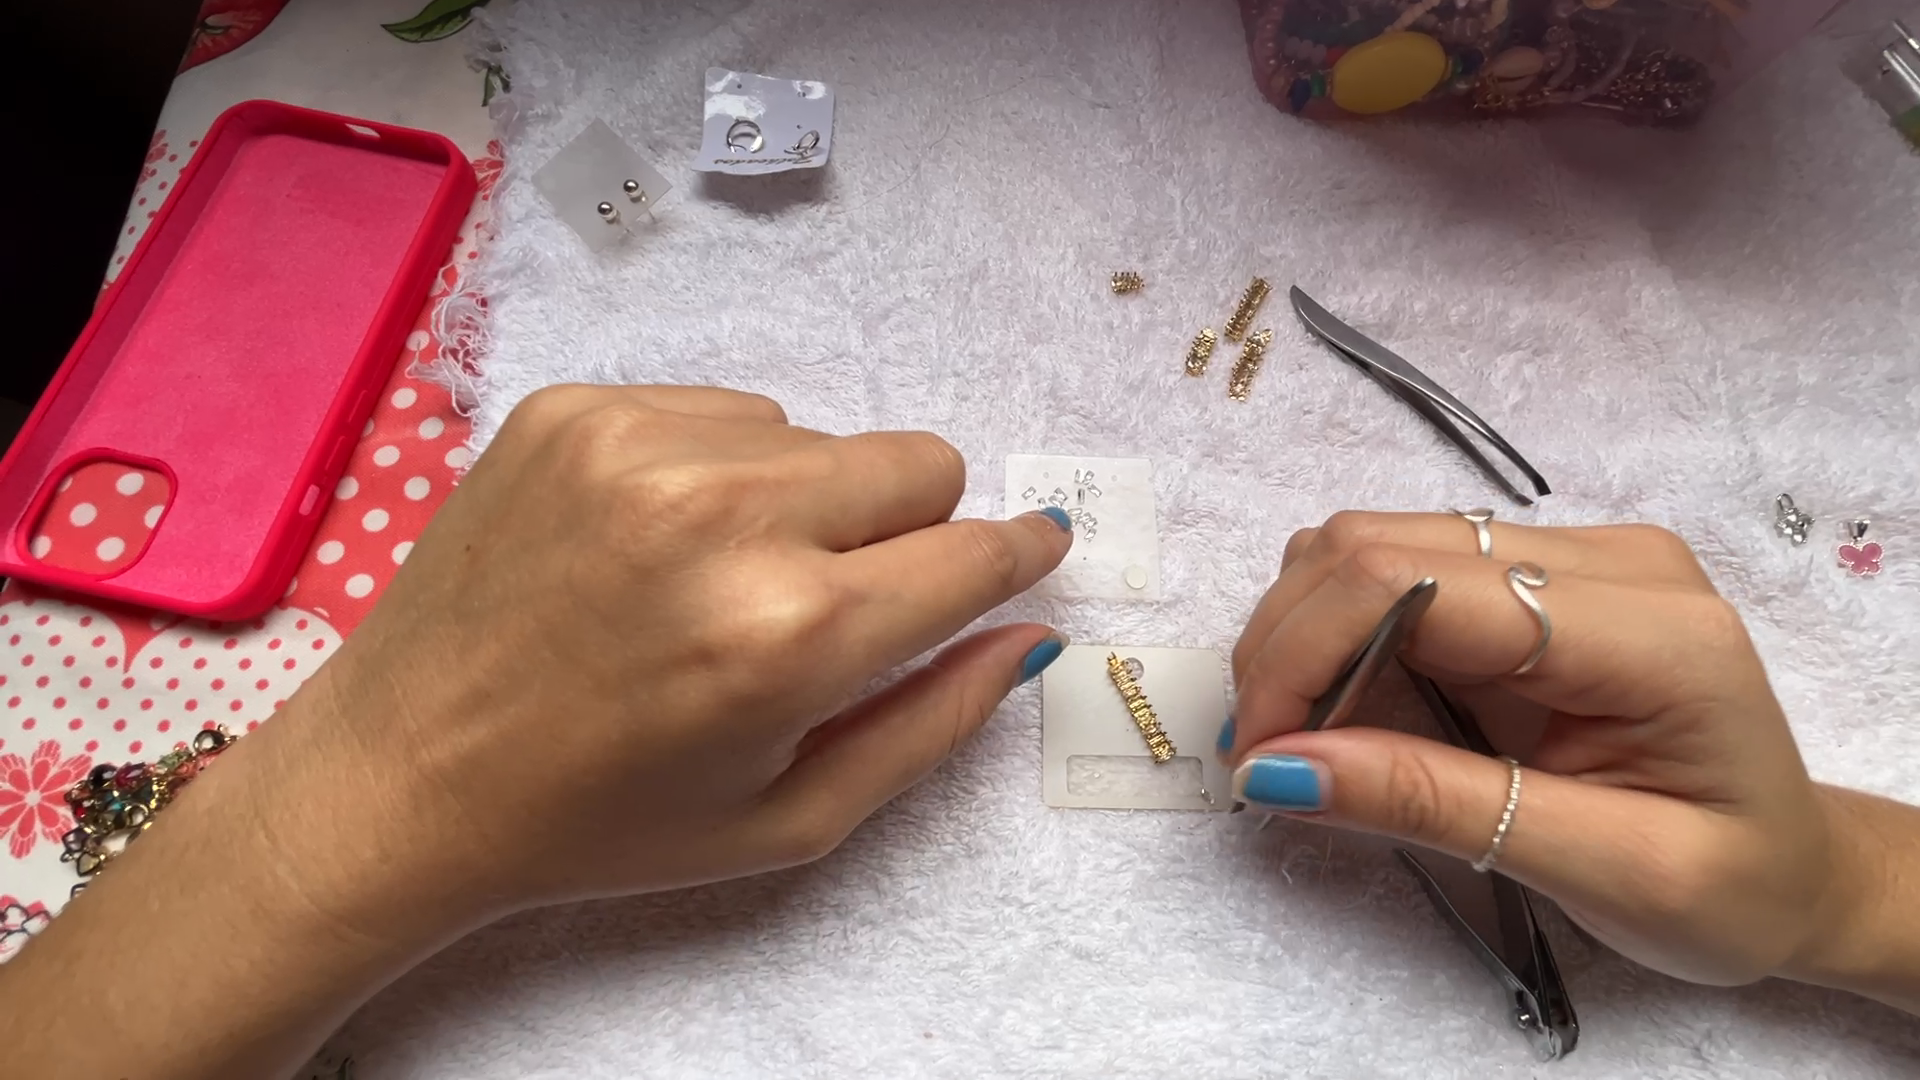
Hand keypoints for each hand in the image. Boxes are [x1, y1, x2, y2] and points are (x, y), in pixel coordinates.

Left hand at [304, 384, 1074, 910]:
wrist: (398, 778)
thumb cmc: (618, 821)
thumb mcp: (800, 812)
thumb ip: (938, 718)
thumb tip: (1032, 633)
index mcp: (790, 634)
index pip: (970, 556)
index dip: (1019, 551)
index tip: (1038, 543)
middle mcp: (727, 514)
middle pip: (919, 461)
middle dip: (913, 526)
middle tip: (841, 588)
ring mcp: (642, 441)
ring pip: (828, 437)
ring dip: (812, 504)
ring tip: (726, 574)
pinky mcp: (579, 405)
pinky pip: (736, 413)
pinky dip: (732, 472)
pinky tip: (663, 537)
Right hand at [1220, 511, 1838, 986]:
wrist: (1788, 856)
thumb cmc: (1729, 885)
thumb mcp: (1602, 873)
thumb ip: (1430, 805)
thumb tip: (1275, 768)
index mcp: (1644, 628)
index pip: (1404, 588)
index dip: (1302, 657)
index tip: (1258, 752)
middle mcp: (1590, 555)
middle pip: (1363, 548)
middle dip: (1282, 646)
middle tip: (1260, 746)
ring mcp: (1546, 547)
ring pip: (1354, 542)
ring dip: (1293, 629)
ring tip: (1293, 719)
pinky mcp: (1506, 563)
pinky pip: (1372, 562)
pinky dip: (1321, 621)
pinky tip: (1334, 686)